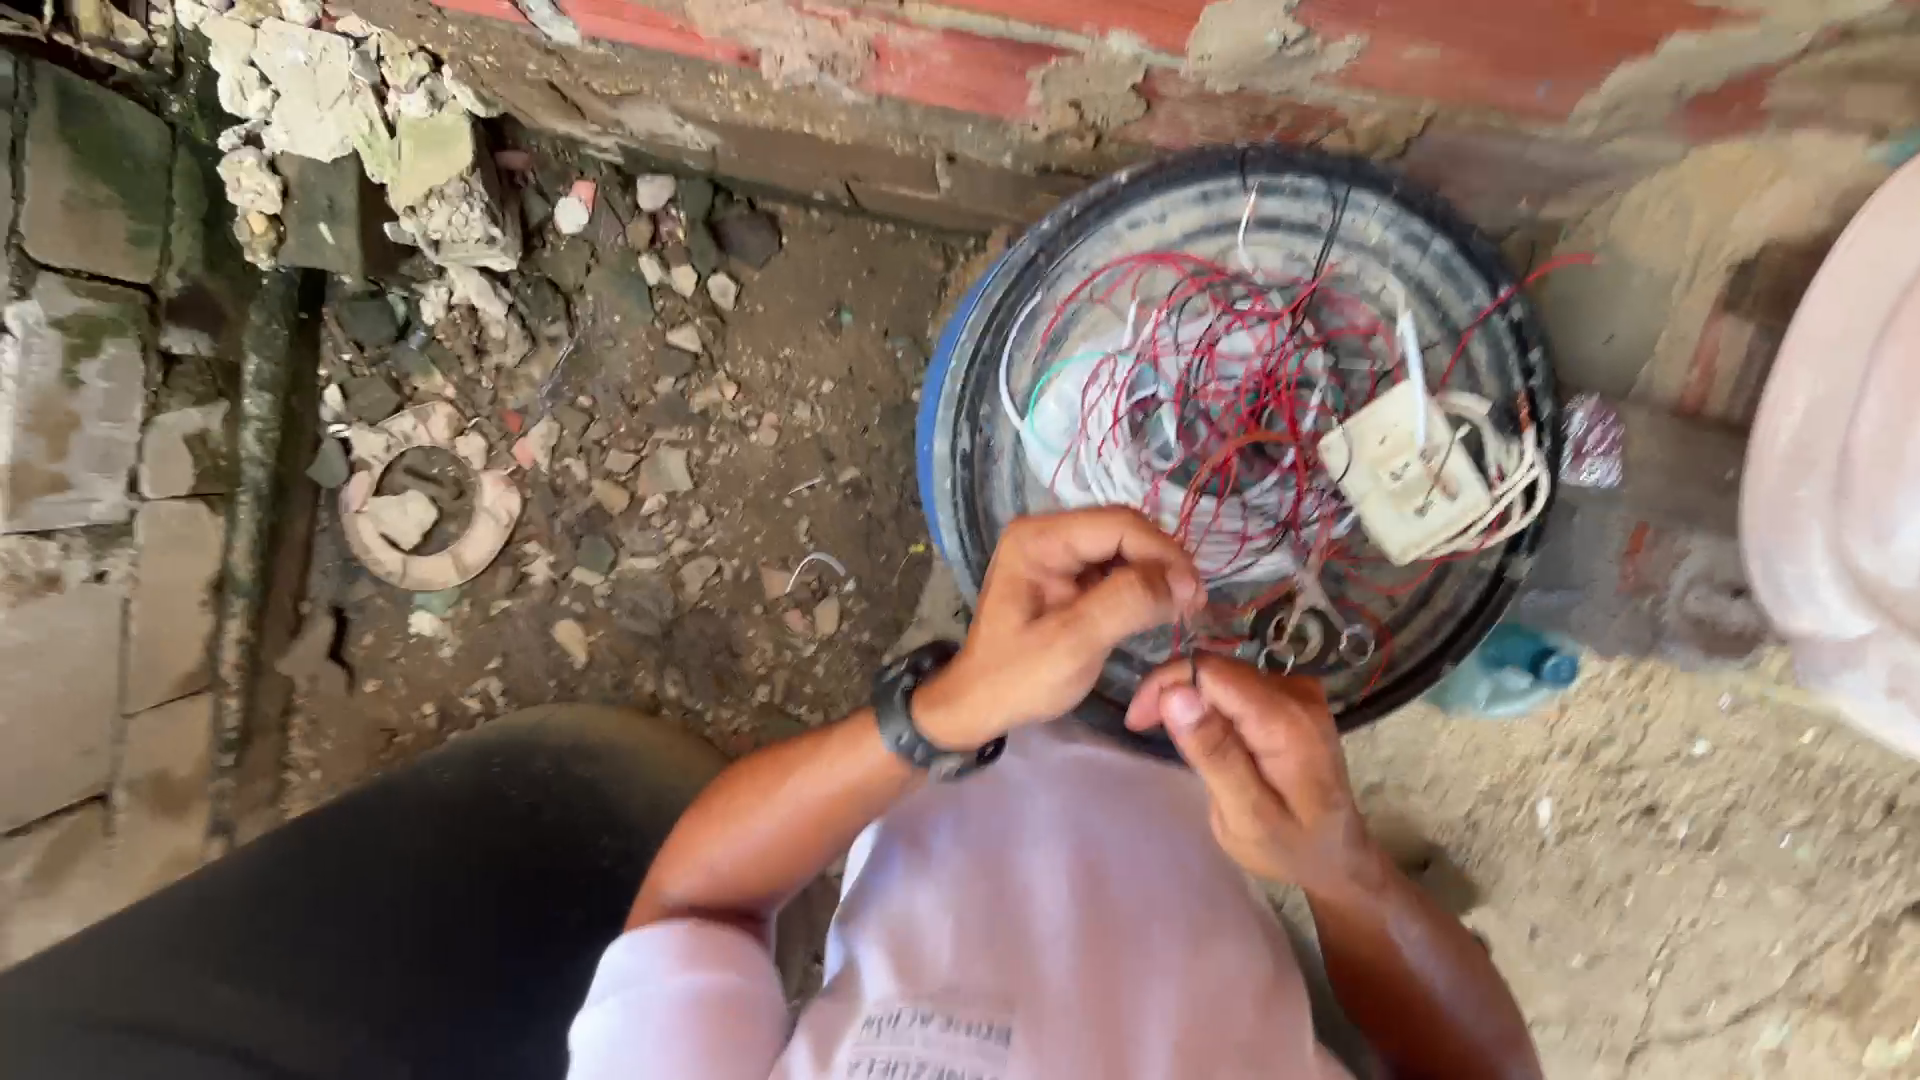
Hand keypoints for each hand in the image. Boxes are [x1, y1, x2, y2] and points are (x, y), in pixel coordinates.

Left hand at [912, 508, 1203, 749]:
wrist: (979, 704)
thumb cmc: (1018, 678)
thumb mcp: (1073, 643)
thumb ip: (1126, 603)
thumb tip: (1183, 580)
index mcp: (1038, 539)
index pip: (1119, 525)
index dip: (1163, 554)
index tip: (1194, 594)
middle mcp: (1047, 533)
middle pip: (1123, 530)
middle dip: (1162, 563)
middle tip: (1193, 603)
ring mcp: (1056, 552)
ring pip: (1124, 547)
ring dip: (1155, 573)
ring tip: (1182, 607)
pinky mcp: (1066, 574)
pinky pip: (1114, 566)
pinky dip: (1140, 585)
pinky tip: (1158, 608)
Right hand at [1124, 655, 1384, 896]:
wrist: (1338, 856)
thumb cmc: (1290, 847)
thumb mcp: (1246, 815)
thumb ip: (1214, 753)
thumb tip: (1175, 694)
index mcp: (1286, 721)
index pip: (1208, 670)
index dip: (1166, 685)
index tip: (1139, 721)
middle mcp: (1296, 693)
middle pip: (1214, 667)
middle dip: (1171, 691)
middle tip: (1145, 727)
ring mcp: (1297, 690)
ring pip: (1221, 672)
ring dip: (1188, 696)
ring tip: (1174, 736)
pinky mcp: (1292, 695)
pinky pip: (1236, 682)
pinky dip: (1209, 701)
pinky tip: (1205, 733)